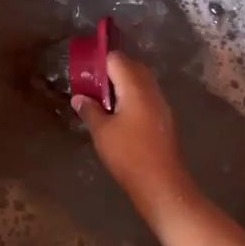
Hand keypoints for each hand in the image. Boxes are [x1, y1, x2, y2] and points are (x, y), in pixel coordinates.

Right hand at [73, 52, 191, 216]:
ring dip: (123, 84)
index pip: (117, 59)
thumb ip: (89, 110)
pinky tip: (120, 115)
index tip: (85, 72)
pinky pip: (147, 97)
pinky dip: (133, 97)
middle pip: (132, 67)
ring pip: (142, 82)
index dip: (100, 61)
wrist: (162, 186)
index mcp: (135, 89)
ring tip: (104, 100)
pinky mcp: (165, 120)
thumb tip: (79, 97)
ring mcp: (162, 106)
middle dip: (112, 70)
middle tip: (93, 84)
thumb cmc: (128, 155)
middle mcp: (152, 92)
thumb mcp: (101, 132)